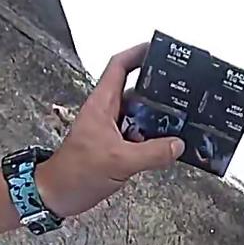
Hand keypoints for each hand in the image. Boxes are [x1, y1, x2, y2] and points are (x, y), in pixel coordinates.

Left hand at [34, 45, 185, 218]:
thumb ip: (152, 153)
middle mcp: (109, 113)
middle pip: (138, 91)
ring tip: (186, 115)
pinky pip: (143, 136)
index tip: (160, 49)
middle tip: (185, 88)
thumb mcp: (118, 161)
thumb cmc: (76, 173)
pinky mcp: (118, 147)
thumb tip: (178, 145)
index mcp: (103, 105)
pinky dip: (158, 137)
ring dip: (161, 116)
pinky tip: (174, 143)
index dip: (138, 54)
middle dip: (160, 88)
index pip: (120, 67)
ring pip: (142, 115)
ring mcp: (114, 131)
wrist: (57, 195)